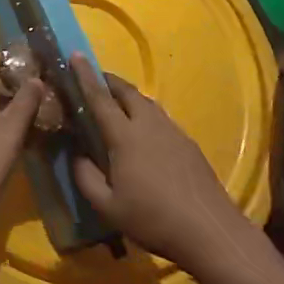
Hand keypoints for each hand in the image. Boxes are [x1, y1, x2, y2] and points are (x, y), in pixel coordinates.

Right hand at [69, 55, 252, 268]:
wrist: (208, 228)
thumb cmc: (152, 218)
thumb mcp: (107, 206)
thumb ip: (86, 177)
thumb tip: (77, 154)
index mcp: (125, 136)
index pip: (99, 98)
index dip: (85, 76)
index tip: (75, 54)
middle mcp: (149, 125)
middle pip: (127, 92)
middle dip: (108, 81)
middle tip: (94, 81)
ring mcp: (172, 131)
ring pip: (146, 103)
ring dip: (128, 97)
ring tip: (116, 105)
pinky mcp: (188, 142)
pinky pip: (160, 118)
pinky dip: (145, 114)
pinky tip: (143, 134)